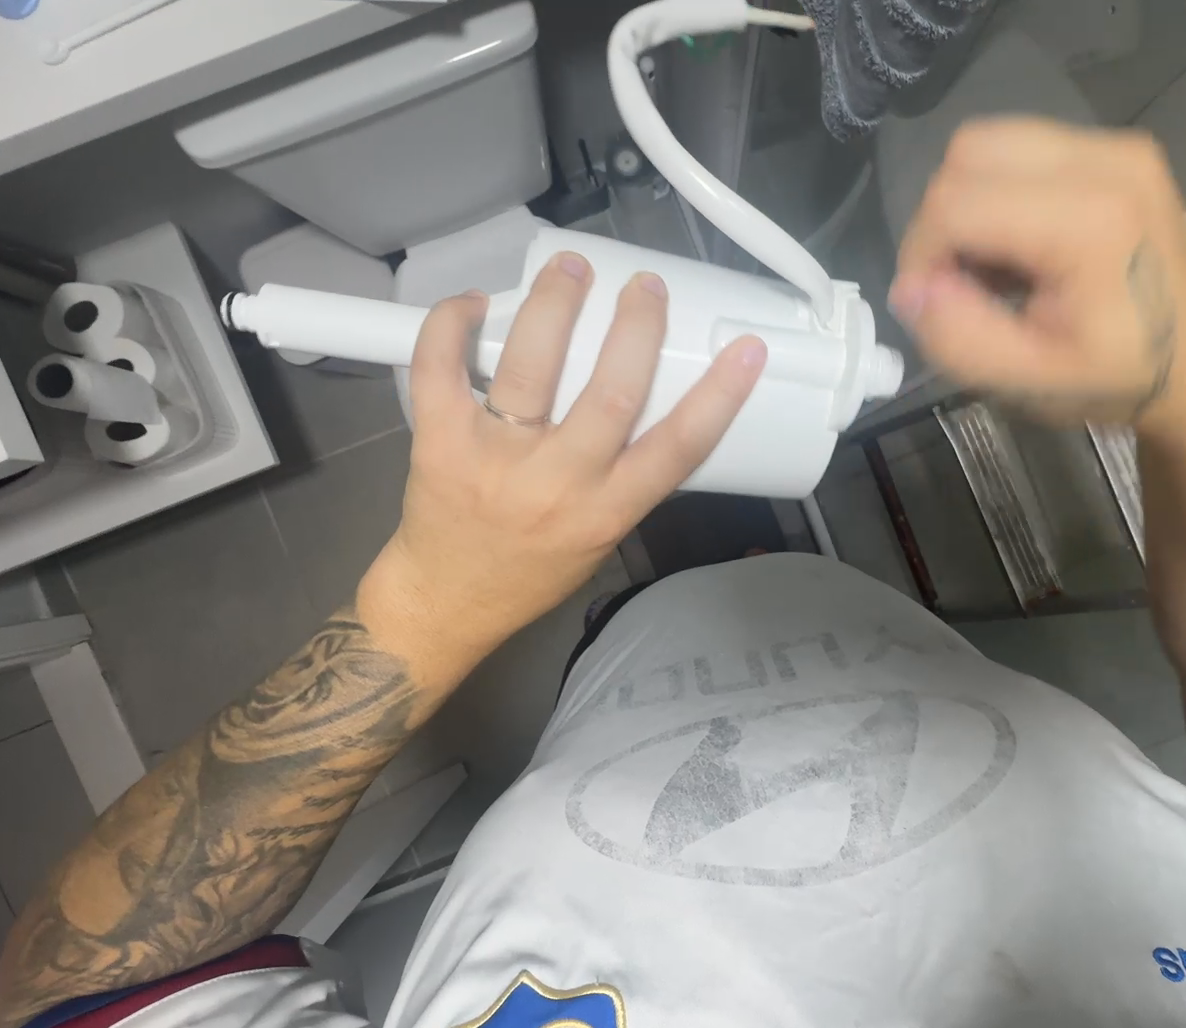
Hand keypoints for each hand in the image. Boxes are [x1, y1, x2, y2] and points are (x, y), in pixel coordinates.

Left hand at [356, 252, 765, 689]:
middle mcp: (558, 483)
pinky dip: (452, 325)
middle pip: (610, 394)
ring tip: (570, 267)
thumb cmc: (534, 574)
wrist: (448, 601)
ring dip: (554, 306)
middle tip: (645, 285)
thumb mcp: (602, 538)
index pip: (677, 449)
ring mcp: (495, 459)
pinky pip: (440, 370)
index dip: (719, 396)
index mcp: (607, 511)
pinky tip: (475, 303)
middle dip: (635, 328)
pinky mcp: (440, 441)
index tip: (745, 349)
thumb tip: (646, 413)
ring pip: (530, 367)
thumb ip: (626, 480)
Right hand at [888, 117, 1185, 428]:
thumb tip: (910, 289)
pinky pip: (1018, 152)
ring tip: (990, 271)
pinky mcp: (1115, 151)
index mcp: (1088, 220)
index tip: (933, 307)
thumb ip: (960, 337)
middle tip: (959, 287)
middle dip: (939, 225)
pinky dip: (994, 198)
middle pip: (966, 155)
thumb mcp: (1030, 382)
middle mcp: (1105, 161)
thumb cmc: (1119, 380)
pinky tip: (1017, 251)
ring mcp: (1115, 147)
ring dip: (965, 208)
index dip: (920, 256)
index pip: (953, 203)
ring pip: (987, 145)